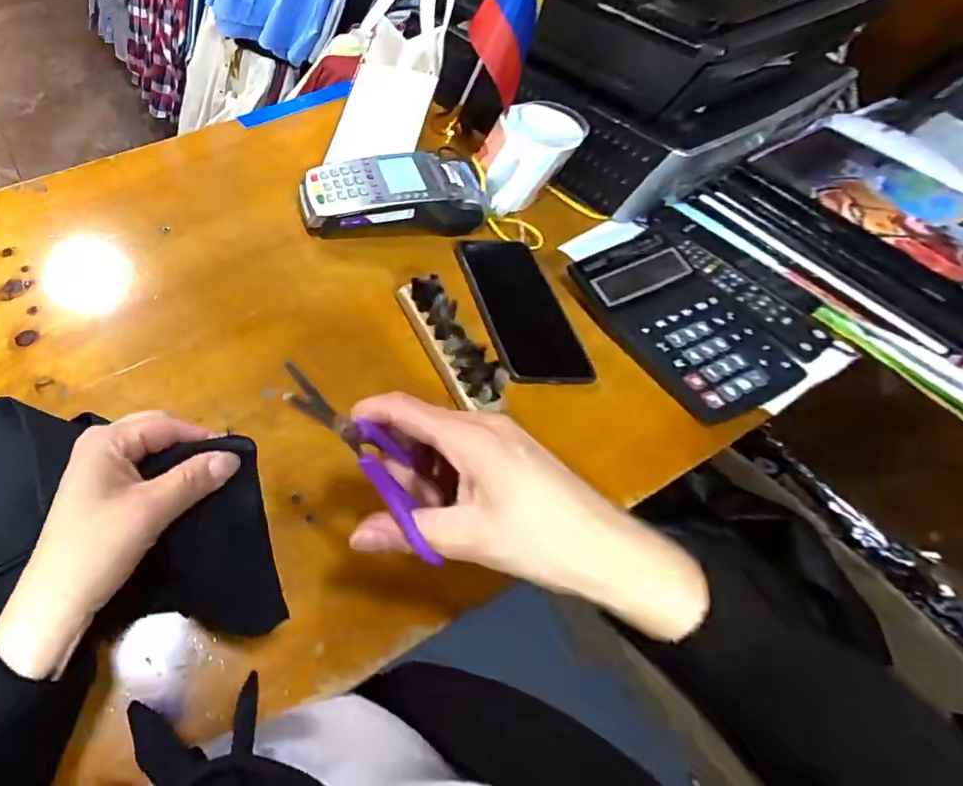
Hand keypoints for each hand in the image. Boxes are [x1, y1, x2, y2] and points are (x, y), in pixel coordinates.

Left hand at [0, 412, 241, 679]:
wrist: (54, 602)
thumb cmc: (98, 548)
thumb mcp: (149, 511)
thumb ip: (190, 480)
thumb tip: (232, 457)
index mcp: (105, 439)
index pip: (162, 424)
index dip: (199, 435)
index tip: (236, 453)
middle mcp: (98, 445)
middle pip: (153, 433)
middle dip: (188, 445)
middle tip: (224, 465)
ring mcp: (95, 469)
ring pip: (147, 454)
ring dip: (176, 463)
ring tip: (210, 478)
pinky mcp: (98, 493)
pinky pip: (137, 473)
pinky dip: (162, 478)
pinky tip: (181, 493)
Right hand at [347, 393, 708, 641]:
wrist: (618, 555)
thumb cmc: (540, 540)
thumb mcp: (467, 538)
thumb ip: (408, 530)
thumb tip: (355, 538)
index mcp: (468, 435)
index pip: (403, 407)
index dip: (369, 412)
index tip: (343, 430)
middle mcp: (482, 424)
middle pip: (420, 425)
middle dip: (399, 458)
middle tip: (396, 499)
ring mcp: (502, 436)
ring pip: (441, 441)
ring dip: (424, 471)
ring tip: (433, 513)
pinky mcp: (514, 451)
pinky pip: (463, 450)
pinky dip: (446, 473)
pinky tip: (456, 508)